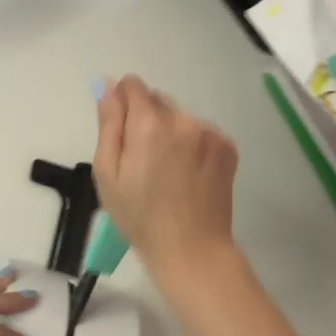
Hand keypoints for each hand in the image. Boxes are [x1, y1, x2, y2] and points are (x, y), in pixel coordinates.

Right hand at [94, 75, 241, 288]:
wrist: (192, 249)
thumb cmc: (139, 217)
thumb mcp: (108, 174)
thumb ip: (108, 125)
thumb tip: (108, 88)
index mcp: (149, 125)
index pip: (133, 85)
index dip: (121, 103)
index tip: (120, 130)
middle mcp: (183, 119)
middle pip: (157, 100)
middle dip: (145, 120)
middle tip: (141, 160)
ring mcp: (209, 133)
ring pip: (179, 117)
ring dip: (169, 132)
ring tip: (166, 171)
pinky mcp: (227, 147)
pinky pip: (200, 131)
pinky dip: (191, 144)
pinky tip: (187, 174)